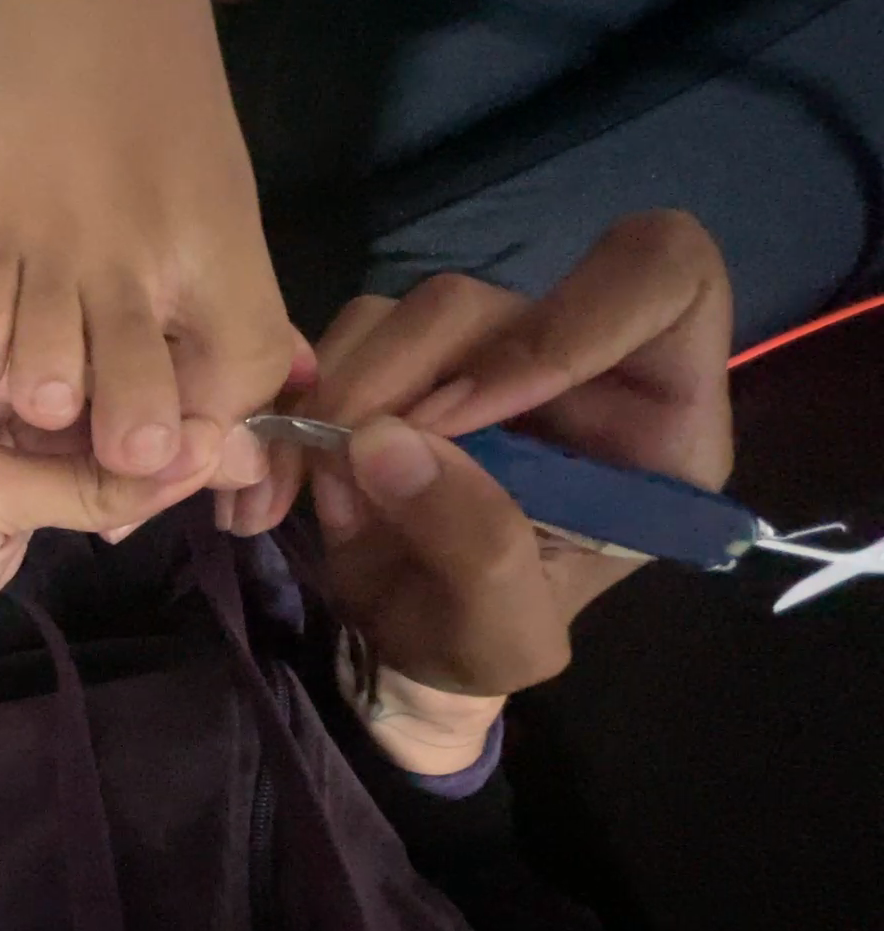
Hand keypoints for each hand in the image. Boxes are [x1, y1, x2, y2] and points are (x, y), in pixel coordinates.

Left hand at [0, 338, 222, 732]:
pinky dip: (151, 475)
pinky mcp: (40, 470)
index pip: (67, 330)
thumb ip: (84, 476)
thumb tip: (205, 450)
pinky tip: (209, 478)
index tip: (225, 394)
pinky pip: (107, 461)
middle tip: (254, 441)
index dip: (145, 358)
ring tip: (251, 466)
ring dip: (175, 442)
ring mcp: (21, 423)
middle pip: (100, 370)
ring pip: (113, 416)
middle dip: (174, 401)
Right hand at [278, 212, 734, 764]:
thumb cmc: (475, 646)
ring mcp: (454, 366)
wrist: (395, 643)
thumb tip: (379, 441)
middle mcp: (551, 368)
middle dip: (389, 384)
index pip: (654, 284)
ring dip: (326, 400)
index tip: (457, 414)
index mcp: (642, 419)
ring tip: (289, 488)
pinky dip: (287, 412)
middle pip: (475, 303)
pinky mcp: (379, 378)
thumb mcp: (499, 633)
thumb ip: (473, 546)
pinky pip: (326, 354)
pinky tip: (275, 476)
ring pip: (388, 318)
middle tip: (338, 463)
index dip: (557, 328)